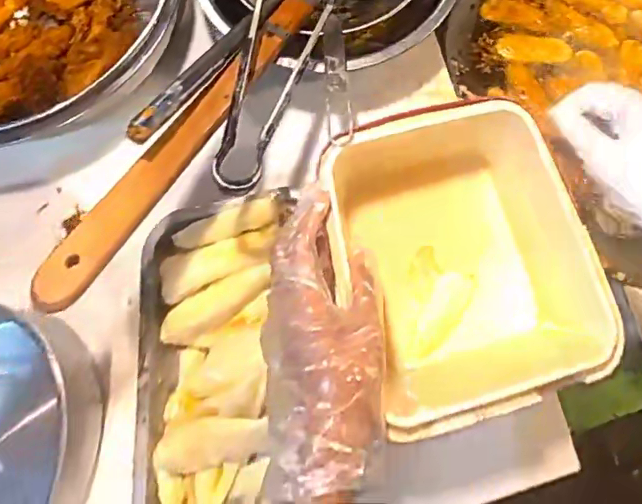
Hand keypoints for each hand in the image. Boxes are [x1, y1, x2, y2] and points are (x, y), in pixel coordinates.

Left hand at [264, 186, 382, 501]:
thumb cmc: (345, 385)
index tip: (320, 192)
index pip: (294, 243)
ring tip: (326, 233)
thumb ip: (360, 286)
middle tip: (322, 207)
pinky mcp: (284, 346)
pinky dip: (306, 275)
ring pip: (286, 277)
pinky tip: (325, 277)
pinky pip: (291, 295)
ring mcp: (278, 329)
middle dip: (302, 228)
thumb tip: (358, 251)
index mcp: (296, 297)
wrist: (321, 449)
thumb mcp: (363, 331)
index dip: (306, 214)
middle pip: (285, 257)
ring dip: (303, 250)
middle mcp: (279, 308)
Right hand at [549, 82, 641, 267]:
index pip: (595, 90)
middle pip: (610, 102)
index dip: (569, 104)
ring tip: (583, 151)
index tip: (553, 124)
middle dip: (584, 118)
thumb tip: (556, 113)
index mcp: (641, 106)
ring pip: (622, 119)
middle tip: (565, 139)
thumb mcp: (601, 158)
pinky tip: (608, 162)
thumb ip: (575, 130)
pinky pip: (635, 132)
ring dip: (599, 130)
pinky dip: (616, 140)